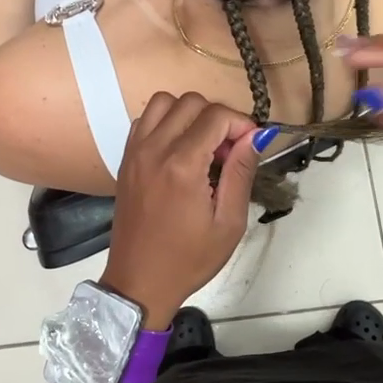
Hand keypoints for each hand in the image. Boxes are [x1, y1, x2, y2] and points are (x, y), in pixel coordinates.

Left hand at [100, 93, 261, 328]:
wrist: (138, 281)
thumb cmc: (188, 259)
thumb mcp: (228, 223)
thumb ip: (241, 172)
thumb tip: (256, 135)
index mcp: (182, 166)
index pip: (216, 115)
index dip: (241, 123)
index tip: (251, 145)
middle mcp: (154, 149)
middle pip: (190, 101)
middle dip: (217, 117)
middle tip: (227, 150)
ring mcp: (135, 152)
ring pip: (163, 102)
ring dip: (188, 114)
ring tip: (202, 145)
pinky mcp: (125, 159)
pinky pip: (145, 120)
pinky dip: (165, 123)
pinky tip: (178, 151)